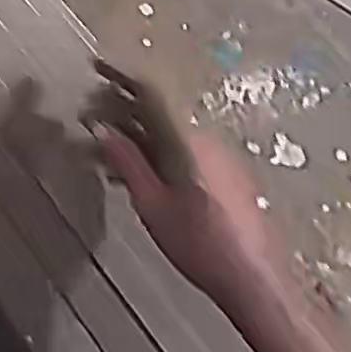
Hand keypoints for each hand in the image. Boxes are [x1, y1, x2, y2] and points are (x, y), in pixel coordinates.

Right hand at [88, 61, 275, 297]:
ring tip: (110, 151)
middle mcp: (207, 139)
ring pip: (169, 130)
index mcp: (188, 140)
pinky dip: (157, 149)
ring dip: (136, 133)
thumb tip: (100, 126)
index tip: (97, 65)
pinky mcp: (227, 174)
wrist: (257, 286)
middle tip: (93, 114)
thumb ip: (125, 160)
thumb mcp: (151, 203)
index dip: (120, 75)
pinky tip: (141, 172)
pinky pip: (183, 146)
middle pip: (157, 110)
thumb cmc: (202, 246)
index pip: (149, 92)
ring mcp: (220, 156)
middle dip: (121, 108)